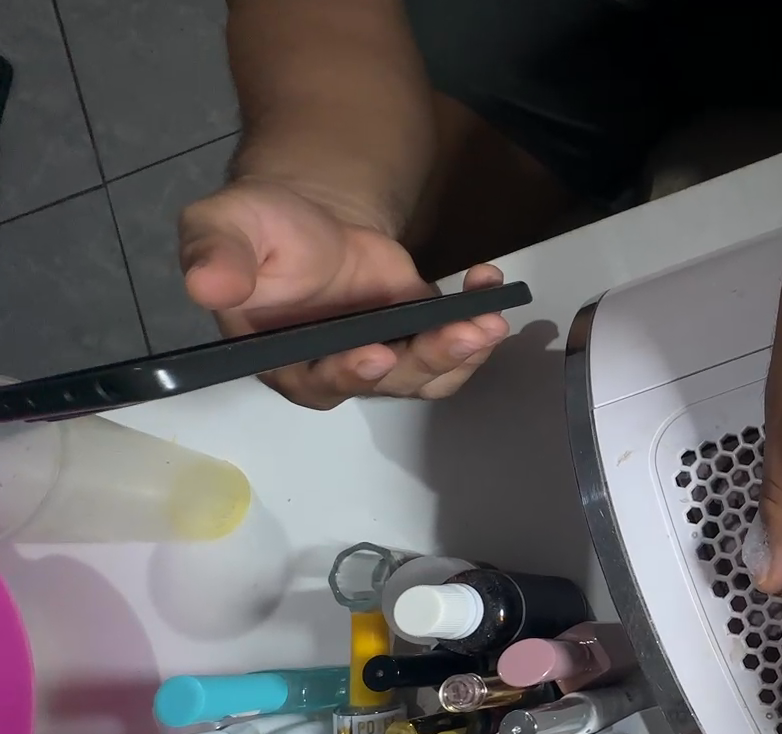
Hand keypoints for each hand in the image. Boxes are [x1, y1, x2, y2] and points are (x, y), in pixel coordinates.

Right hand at [178, 177, 510, 408]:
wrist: (316, 217)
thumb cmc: (262, 226)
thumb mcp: (225, 226)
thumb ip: (216, 255)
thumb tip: (205, 286)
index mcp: (284, 357)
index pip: (319, 383)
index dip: (349, 375)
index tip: (377, 353)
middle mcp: (342, 369)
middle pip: (394, 381)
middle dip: (432, 358)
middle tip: (467, 332)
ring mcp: (392, 359)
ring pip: (435, 373)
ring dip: (468, 350)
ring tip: (490, 319)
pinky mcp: (425, 342)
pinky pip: (461, 347)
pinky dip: (480, 322)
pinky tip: (488, 285)